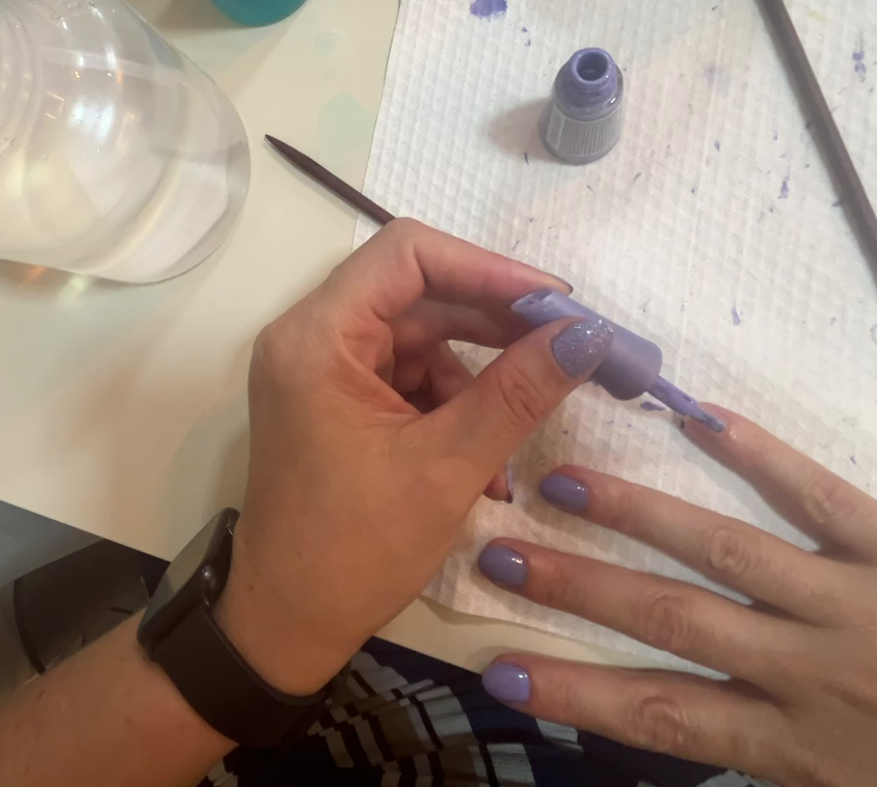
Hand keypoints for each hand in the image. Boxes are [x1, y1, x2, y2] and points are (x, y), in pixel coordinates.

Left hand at [214, 219, 615, 694]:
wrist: (287, 622)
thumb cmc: (354, 549)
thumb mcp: (447, 466)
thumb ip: (518, 391)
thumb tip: (588, 334)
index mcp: (317, 335)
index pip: (406, 255)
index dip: (486, 266)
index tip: (554, 301)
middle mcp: (312, 333)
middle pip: (415, 290)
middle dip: (493, 316)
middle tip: (568, 339)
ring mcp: (324, 363)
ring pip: (418, 333)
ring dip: (477, 371)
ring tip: (532, 407)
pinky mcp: (339, 393)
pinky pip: (408, 372)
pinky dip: (452, 402)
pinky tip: (486, 455)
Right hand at [475, 409, 876, 785]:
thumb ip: (785, 767)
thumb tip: (693, 718)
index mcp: (812, 751)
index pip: (660, 713)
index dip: (573, 692)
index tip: (500, 666)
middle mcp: (818, 671)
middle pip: (668, 619)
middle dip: (574, 587)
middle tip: (496, 548)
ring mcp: (863, 600)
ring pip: (721, 548)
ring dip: (634, 511)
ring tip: (562, 482)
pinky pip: (819, 494)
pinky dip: (756, 452)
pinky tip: (699, 413)